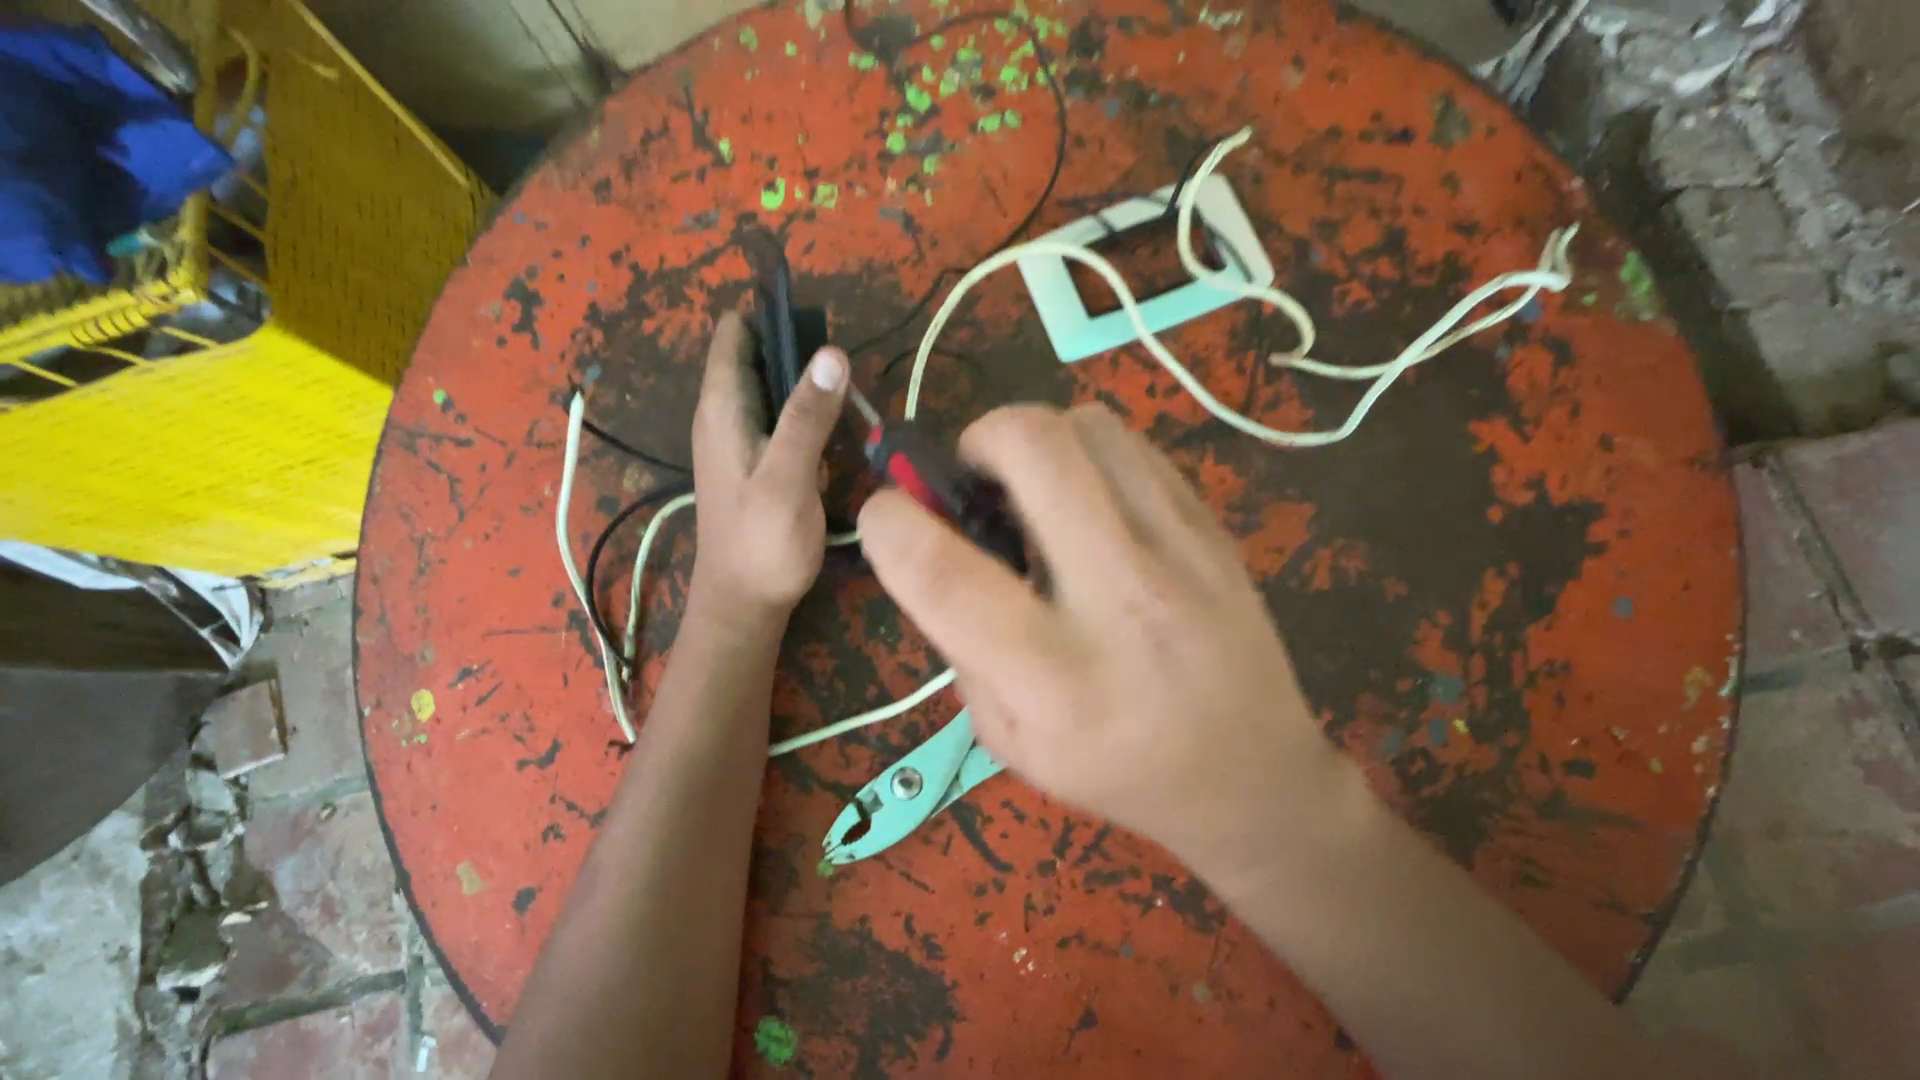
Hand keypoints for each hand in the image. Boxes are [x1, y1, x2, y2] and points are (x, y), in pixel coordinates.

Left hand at [688, 311, 848, 617]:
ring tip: (847, 401)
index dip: (770, 316)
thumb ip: (806, 416)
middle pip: (757, 355)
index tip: (818, 325)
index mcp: (721, 408)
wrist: (744, 604)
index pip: (733, 333)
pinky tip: (834, 434)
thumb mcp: (788, 476)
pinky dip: (805, 414)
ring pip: (772, 387)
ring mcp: (738, 438)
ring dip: (806, 384)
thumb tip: (831, 352)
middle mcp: (723, 414)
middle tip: (845, 374)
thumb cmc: (762, 542)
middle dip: (798, 350)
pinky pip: (780, 417)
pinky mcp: (755, 461)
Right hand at [857, 403, 1350, 879]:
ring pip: (1088, 426)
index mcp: (1056, 678)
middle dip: (976, 440)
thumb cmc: (1117, 769)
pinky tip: (1088, 501)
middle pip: (1032, 448)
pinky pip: (1133, 445)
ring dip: (1036, 440)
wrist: (1252, 774)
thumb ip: (961, 641)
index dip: (888, 522)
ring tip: (1033, 490)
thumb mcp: (1010, 740)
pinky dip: (1088, 453)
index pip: (945, 572)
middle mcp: (1121, 599)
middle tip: (974, 480)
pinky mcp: (1213, 526)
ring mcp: (1180, 551)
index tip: (884, 514)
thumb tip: (931, 544)